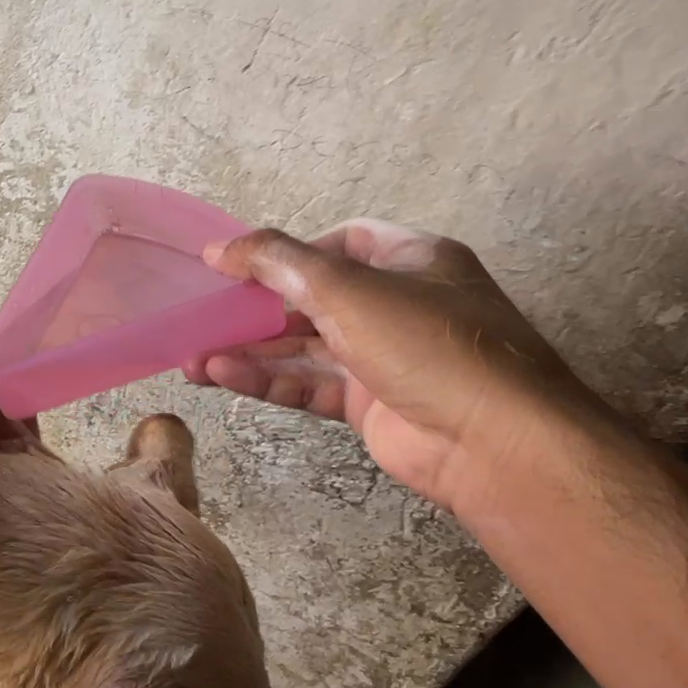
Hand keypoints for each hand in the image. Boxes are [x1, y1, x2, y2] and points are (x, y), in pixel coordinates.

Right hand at [183, 220, 603, 510]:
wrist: (495, 445)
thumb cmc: (425, 343)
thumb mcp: (343, 286)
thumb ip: (273, 260)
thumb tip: (215, 249)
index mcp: (412, 263)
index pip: (344, 242)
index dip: (292, 250)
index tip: (243, 266)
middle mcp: (398, 306)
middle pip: (310, 298)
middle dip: (253, 310)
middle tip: (204, 316)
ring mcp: (382, 357)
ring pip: (300, 347)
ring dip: (247, 351)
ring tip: (192, 359)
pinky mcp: (368, 402)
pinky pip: (306, 383)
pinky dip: (264, 379)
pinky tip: (220, 376)